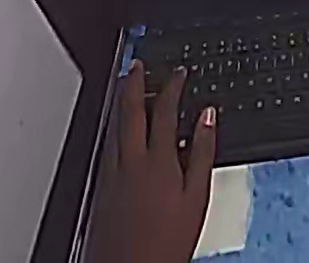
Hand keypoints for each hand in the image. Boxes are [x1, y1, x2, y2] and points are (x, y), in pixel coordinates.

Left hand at [87, 61, 217, 262]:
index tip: (179, 73)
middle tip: (138, 64)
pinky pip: (107, 143)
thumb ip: (202, 152)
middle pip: (131, 109)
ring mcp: (113, 172)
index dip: (172, 86)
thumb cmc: (166, 244)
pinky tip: (115, 125)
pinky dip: (113, 125)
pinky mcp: (101, 186)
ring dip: (121, 100)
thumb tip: (208, 117)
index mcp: (158, 160)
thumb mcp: (196, 198)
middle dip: (135, 82)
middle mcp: (132, 160)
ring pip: (114, 124)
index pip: (165, 110)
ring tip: (125, 83)